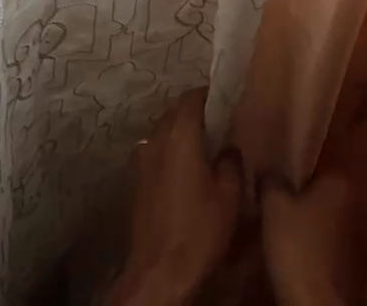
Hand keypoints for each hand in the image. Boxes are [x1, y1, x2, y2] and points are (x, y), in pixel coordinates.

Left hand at [110, 89, 241, 305]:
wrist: (159, 271)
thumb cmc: (199, 229)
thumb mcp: (229, 195)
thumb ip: (231, 162)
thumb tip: (229, 149)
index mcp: (179, 136)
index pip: (191, 98)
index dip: (208, 95)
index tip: (225, 101)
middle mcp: (155, 140)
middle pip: (174, 112)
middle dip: (194, 113)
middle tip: (218, 125)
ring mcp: (141, 160)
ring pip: (162, 132)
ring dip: (180, 133)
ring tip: (203, 149)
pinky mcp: (136, 180)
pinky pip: (155, 153)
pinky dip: (169, 152)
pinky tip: (185, 172)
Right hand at [262, 169, 358, 305]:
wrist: (315, 302)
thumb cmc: (296, 243)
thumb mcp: (273, 203)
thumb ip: (270, 178)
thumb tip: (268, 169)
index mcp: (340, 181)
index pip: (311, 167)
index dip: (289, 173)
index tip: (271, 182)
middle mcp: (354, 203)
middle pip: (318, 192)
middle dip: (298, 197)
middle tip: (271, 203)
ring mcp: (356, 235)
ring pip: (322, 218)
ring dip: (305, 221)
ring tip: (279, 227)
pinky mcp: (352, 262)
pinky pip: (326, 242)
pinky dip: (312, 242)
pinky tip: (293, 249)